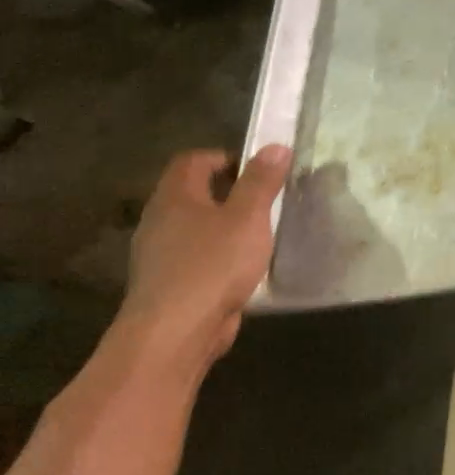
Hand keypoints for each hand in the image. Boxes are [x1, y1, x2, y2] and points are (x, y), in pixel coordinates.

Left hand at [118, 145, 292, 371]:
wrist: (177, 327)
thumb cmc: (214, 263)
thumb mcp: (248, 217)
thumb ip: (261, 182)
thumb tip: (274, 147)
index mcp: (175, 199)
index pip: (192, 161)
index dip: (227, 158)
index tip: (262, 171)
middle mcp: (160, 220)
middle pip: (193, 191)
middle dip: (230, 190)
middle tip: (269, 200)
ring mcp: (161, 251)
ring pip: (196, 223)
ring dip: (226, 221)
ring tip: (262, 231)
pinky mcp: (171, 277)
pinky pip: (197, 250)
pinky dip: (221, 248)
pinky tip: (245, 263)